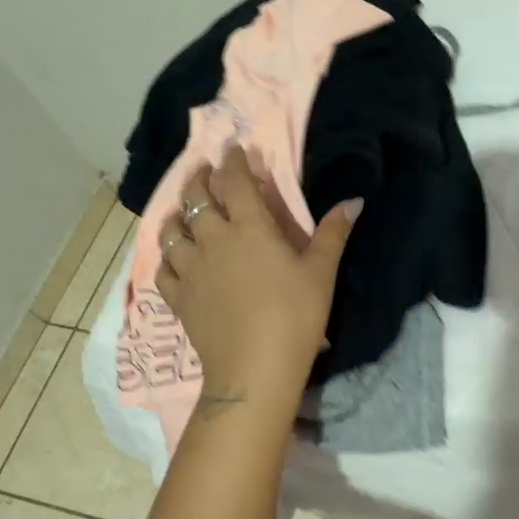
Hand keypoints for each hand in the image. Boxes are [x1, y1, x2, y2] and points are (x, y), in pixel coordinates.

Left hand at [155, 146, 360, 412]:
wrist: (254, 369)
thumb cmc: (295, 317)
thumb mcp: (321, 273)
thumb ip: (334, 233)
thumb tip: (354, 200)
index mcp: (250, 227)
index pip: (236, 182)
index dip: (233, 162)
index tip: (233, 149)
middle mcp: (213, 240)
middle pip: (196, 198)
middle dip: (199, 179)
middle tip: (203, 171)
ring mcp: (191, 269)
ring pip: (172, 231)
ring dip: (177, 215)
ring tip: (182, 210)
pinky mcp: (178, 298)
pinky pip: (164, 268)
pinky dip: (167, 257)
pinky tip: (174, 258)